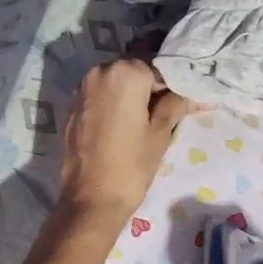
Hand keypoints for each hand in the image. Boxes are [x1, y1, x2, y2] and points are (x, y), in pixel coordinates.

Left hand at [57, 60, 197, 228]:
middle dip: (150, 84)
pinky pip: (99, 96)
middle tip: (165, 108)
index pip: (158, 64)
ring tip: (144, 119)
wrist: (91, 199)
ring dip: (130, 93)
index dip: (172, 81)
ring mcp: (82, 88)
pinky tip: (122, 126)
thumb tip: (191, 91)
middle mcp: (99, 71)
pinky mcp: (72, 107)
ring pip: (115, 82)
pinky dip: (112, 104)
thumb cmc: (132, 166)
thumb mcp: (161, 133)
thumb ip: (176, 103)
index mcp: (125, 72)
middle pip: (133, 69)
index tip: (182, 98)